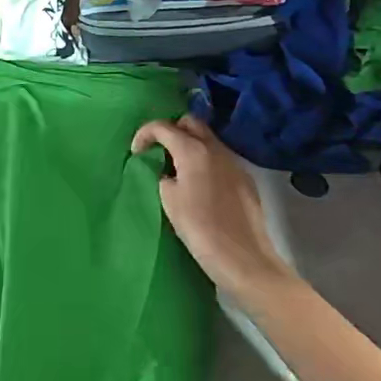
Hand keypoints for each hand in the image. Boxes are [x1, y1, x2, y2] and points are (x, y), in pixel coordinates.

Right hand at [131, 116, 299, 304]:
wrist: (243, 258)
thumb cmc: (200, 229)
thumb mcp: (169, 201)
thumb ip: (164, 176)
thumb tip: (169, 172)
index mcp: (192, 150)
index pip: (163, 126)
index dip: (144, 134)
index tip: (135, 151)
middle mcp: (215, 148)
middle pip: (190, 122)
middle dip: (171, 130)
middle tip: (159, 151)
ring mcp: (233, 161)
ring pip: (208, 138)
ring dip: (190, 144)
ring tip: (178, 168)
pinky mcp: (245, 178)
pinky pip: (220, 158)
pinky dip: (206, 160)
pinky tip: (201, 184)